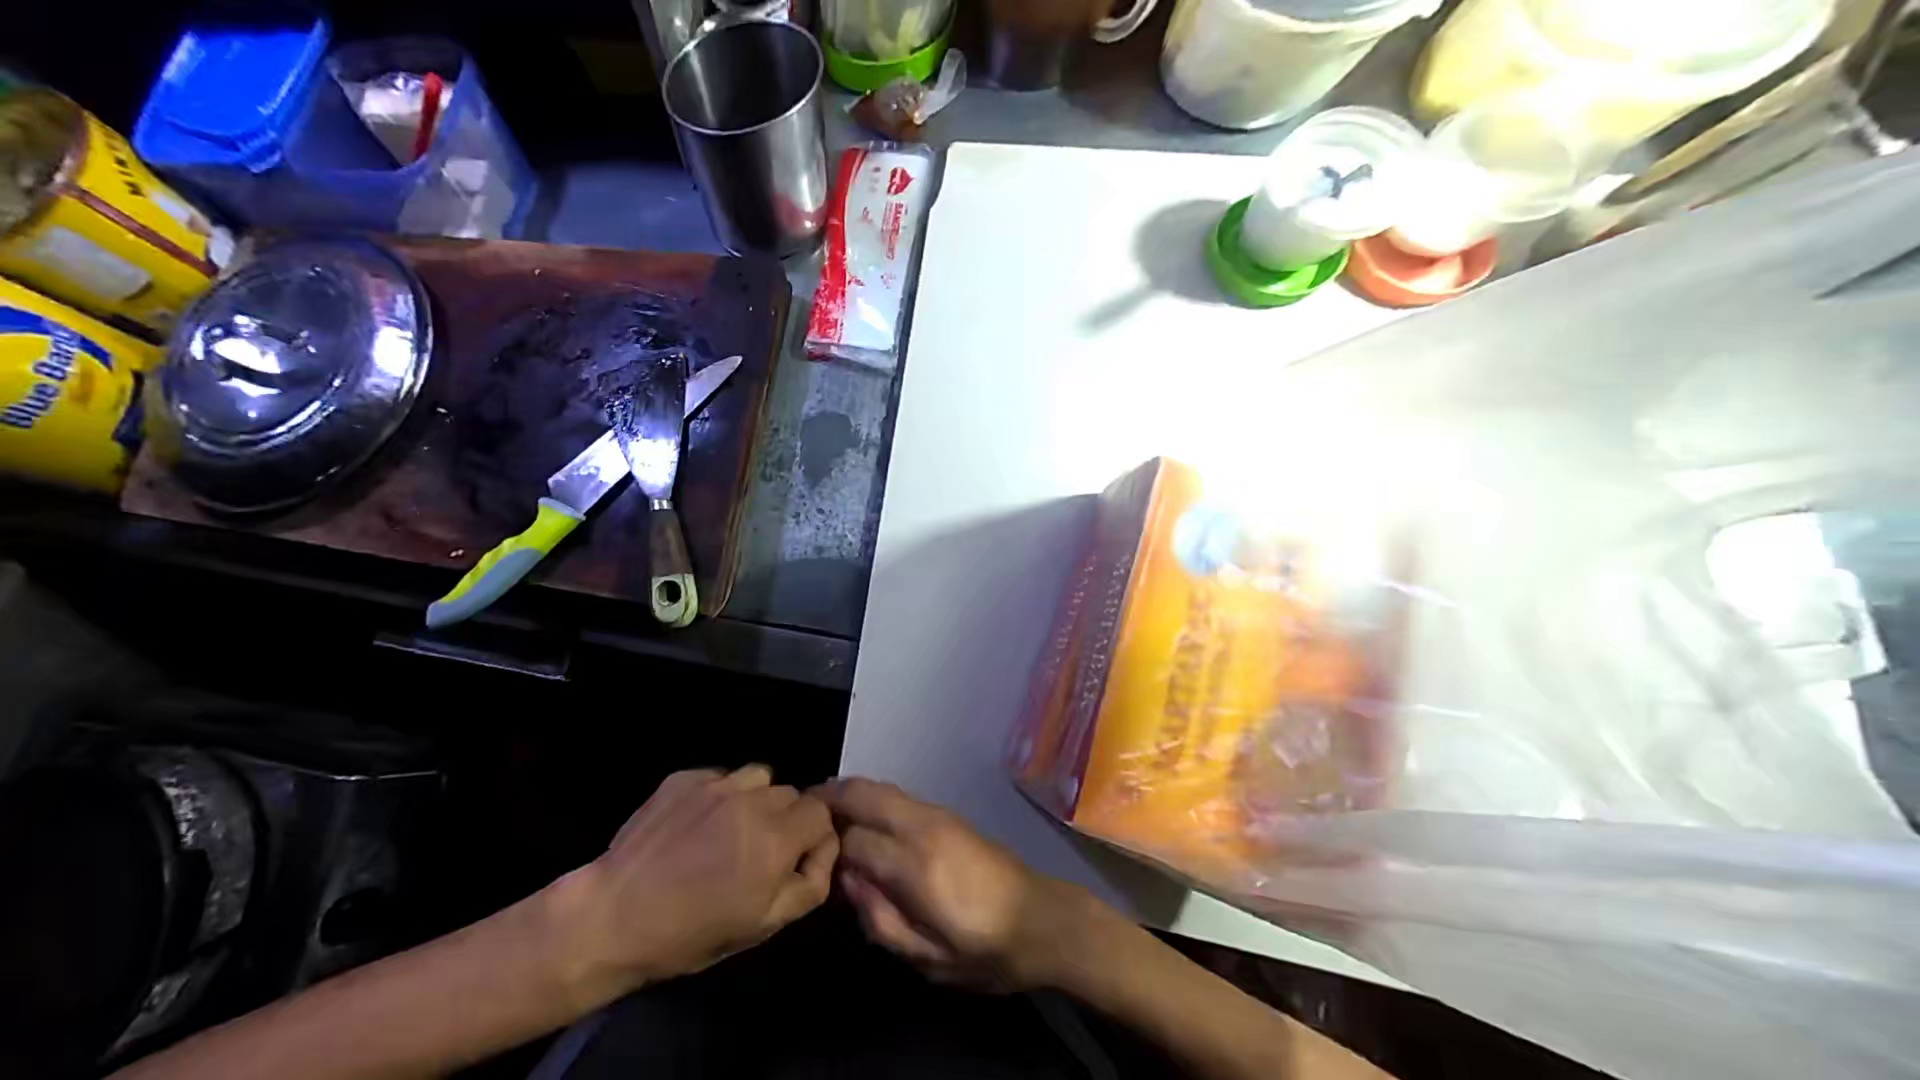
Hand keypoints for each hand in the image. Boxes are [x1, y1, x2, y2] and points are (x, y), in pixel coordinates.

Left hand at [552, 765, 837, 1005]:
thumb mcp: (764, 925)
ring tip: (731, 831)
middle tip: (759, 853)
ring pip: (759, 778)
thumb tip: (825, 850)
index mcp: (776, 838)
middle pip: (791, 795)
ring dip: (756, 801)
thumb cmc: (691, 933)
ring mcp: (716, 784)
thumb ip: (811, 883)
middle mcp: (752, 800)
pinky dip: (720, 795)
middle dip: (785, 820)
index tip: (794, 860)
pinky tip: (698, 824)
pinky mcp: (684, 778)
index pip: (821, 813)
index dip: (814, 837)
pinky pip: (721, 776)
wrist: (610, 919)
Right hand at [817, 778, 1091, 991]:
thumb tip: (848, 881)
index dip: (829, 849)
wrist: (1039, 919)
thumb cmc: (983, 950)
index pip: (854, 841)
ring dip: (851, 793)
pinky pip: (899, 795)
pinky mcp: (948, 813)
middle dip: (830, 797)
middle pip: (864, 794)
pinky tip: (863, 816)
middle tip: (804, 811)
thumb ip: (880, 919)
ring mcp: (938, 814)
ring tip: (826, 810)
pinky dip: (873, 797)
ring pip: (882, 787)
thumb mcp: (927, 958)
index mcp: (916, 866)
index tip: (813, 860)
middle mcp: (924, 827)